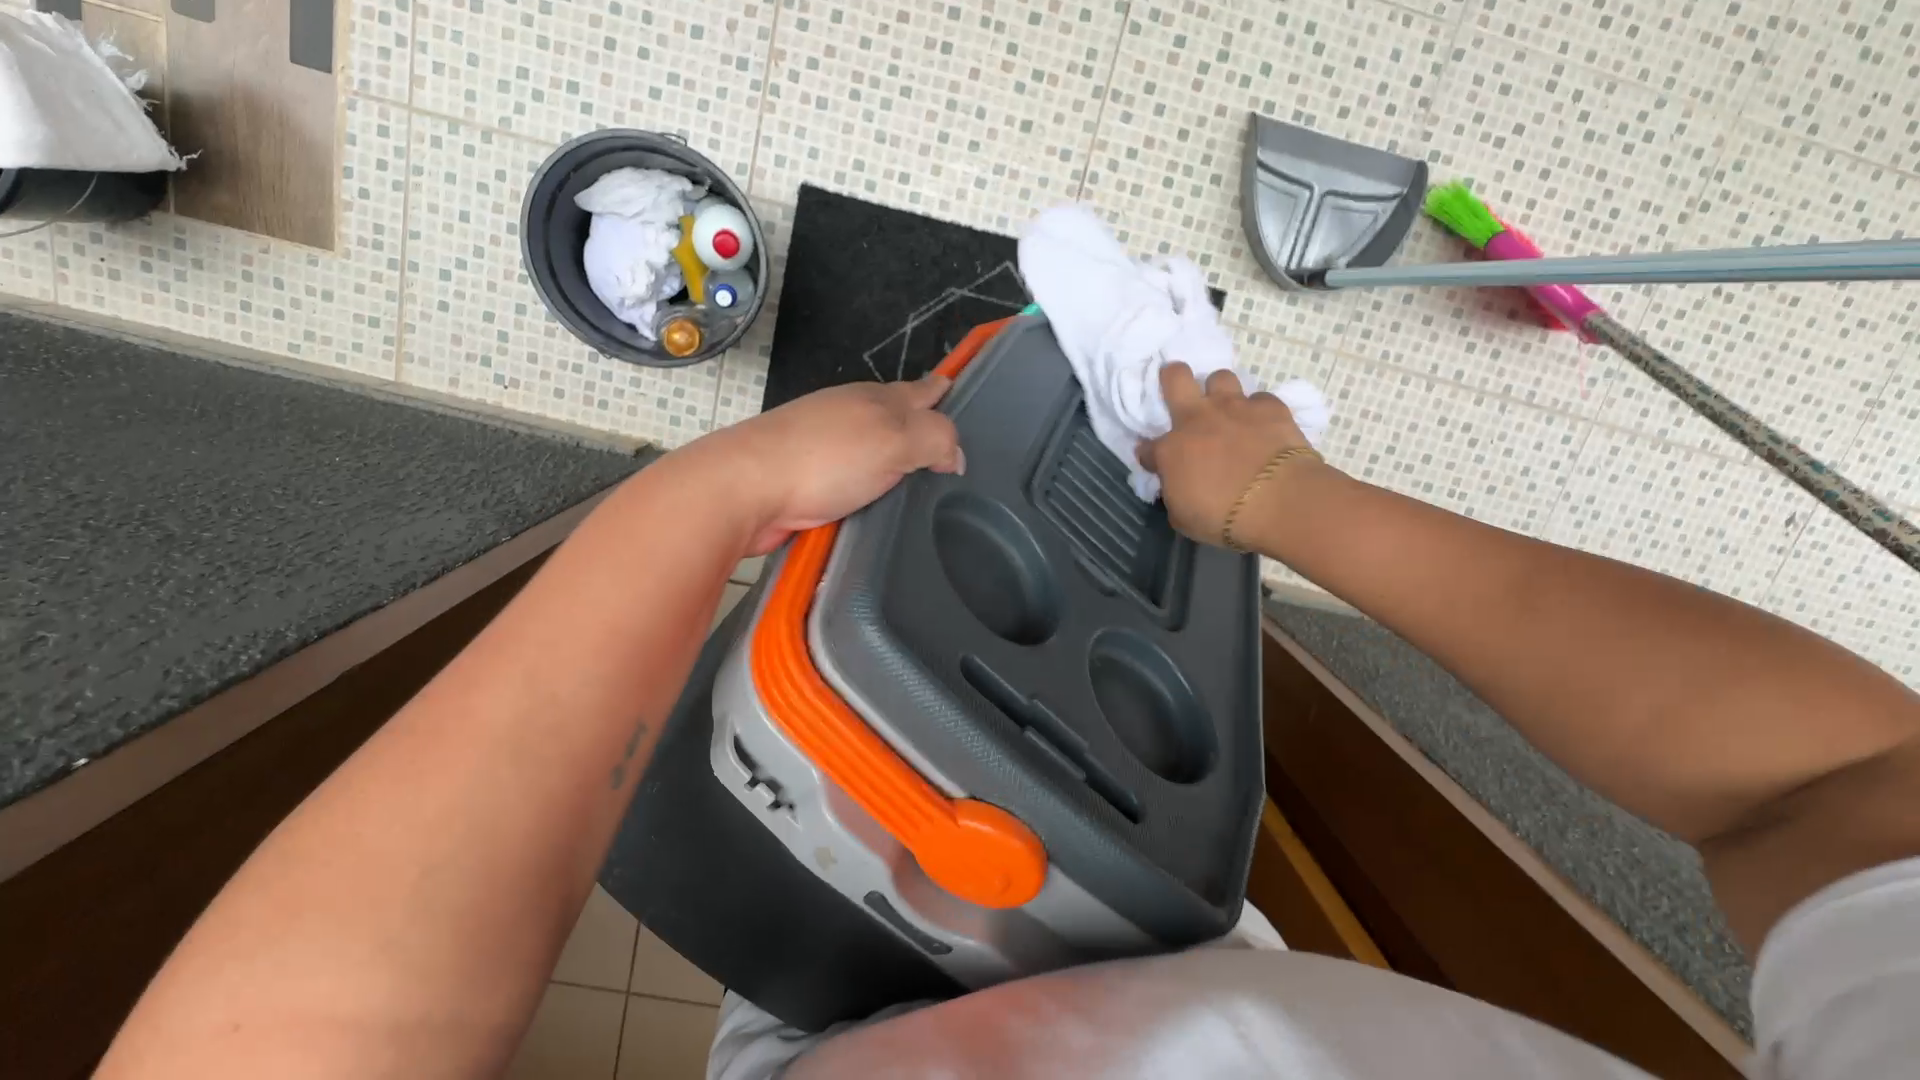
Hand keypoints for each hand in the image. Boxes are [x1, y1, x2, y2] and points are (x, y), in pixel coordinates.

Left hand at [694, 375, 963, 553]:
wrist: (746, 489)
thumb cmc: (825, 458)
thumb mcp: (895, 440)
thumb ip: (935, 440)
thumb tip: (956, 455)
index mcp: (876, 400)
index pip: (920, 390)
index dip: (941, 389)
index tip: (956, 387)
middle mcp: (851, 417)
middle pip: (896, 416)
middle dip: (921, 423)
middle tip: (950, 444)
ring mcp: (826, 448)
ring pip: (872, 448)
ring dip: (894, 458)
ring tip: (922, 478)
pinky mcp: (808, 481)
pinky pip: (852, 480)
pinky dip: (869, 486)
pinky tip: (880, 503)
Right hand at [1137, 362, 1321, 544]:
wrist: (1278, 501)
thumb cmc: (1223, 517)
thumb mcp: (1183, 518)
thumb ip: (1175, 496)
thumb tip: (1176, 486)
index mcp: (1170, 449)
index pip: (1147, 448)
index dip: (1149, 456)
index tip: (1155, 464)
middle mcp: (1197, 419)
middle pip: (1176, 377)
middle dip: (1172, 377)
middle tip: (1179, 390)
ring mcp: (1234, 408)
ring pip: (1220, 377)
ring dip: (1219, 390)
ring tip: (1227, 409)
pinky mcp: (1269, 407)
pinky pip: (1260, 399)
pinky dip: (1259, 410)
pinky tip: (1264, 425)